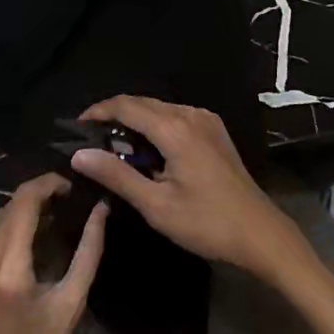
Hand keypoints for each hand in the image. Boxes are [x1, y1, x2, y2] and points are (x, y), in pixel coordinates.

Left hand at [0, 174, 107, 333]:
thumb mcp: (69, 307)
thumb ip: (88, 252)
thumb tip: (101, 209)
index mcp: (6, 267)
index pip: (24, 200)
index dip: (49, 183)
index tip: (74, 188)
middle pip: (8, 206)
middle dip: (39, 194)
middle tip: (68, 201)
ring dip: (21, 209)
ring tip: (51, 218)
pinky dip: (6, 226)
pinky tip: (27, 241)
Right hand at [70, 96, 306, 279]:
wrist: (257, 230)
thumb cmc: (204, 222)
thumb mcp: (155, 205)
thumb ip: (117, 175)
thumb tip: (79, 155)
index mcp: (175, 128)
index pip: (127, 105)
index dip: (99, 111)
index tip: (75, 126)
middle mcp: (191, 113)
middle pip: (144, 103)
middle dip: (115, 116)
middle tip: (90, 140)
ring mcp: (206, 119)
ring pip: (161, 109)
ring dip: (136, 122)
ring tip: (112, 148)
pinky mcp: (214, 130)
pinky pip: (177, 117)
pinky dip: (156, 127)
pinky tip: (146, 150)